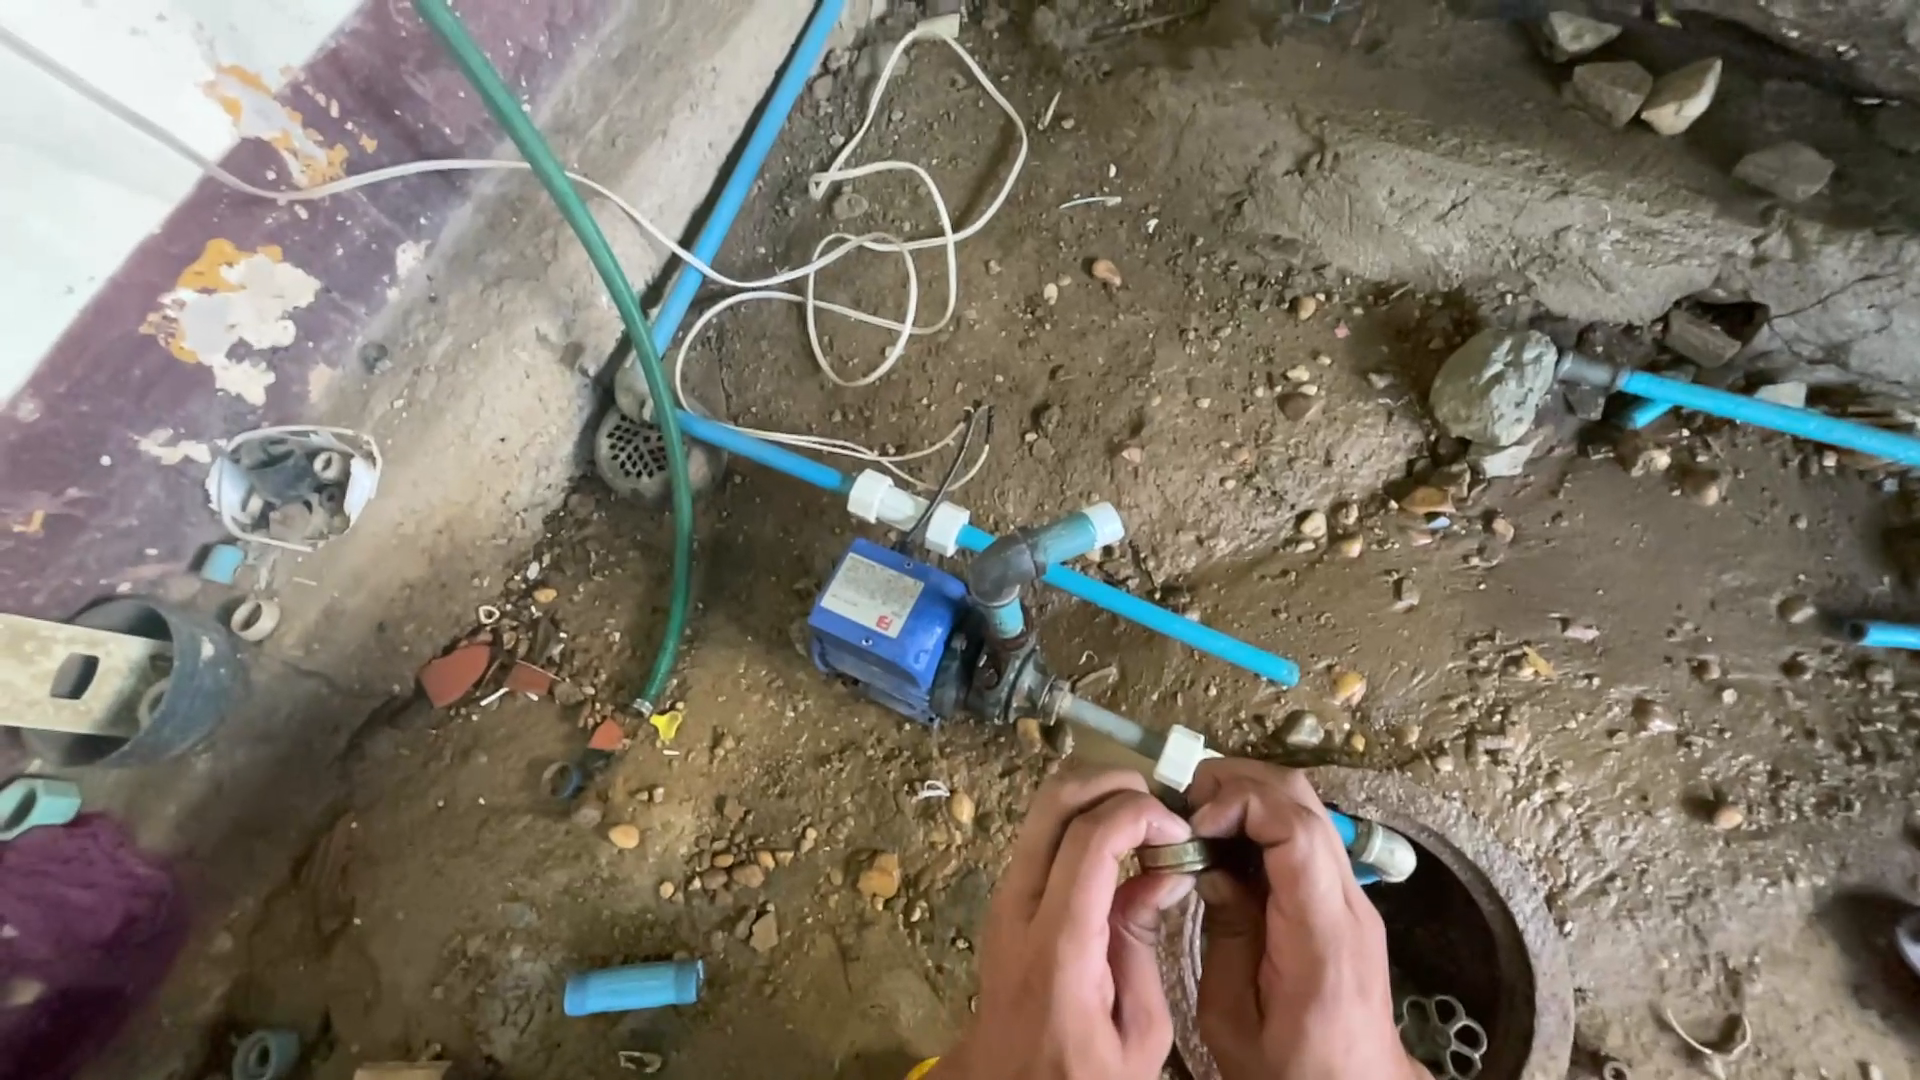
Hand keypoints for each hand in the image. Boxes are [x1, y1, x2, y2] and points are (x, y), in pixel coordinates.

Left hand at [933, 767, 1194, 1079]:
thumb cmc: (1079, 1072)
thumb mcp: (1138, 1034)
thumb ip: (1146, 944)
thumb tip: (1166, 869)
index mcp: (1057, 946)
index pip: (1089, 839)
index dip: (1138, 814)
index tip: (1178, 830)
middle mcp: (1020, 902)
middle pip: (1054, 801)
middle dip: (1111, 781)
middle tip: (1159, 804)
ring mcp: (1005, 890)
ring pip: (1043, 805)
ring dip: (1096, 793)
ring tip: (1143, 817)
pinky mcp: (1007, 889)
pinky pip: (1043, 829)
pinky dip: (1082, 813)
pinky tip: (1118, 837)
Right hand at [1187, 759, 1429, 1079]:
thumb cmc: (1291, 1073)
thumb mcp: (1232, 1019)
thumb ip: (1223, 936)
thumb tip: (1211, 869)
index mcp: (1322, 935)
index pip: (1297, 829)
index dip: (1241, 804)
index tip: (1194, 824)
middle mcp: (1349, 902)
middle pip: (1302, 799)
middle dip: (1237, 783)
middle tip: (1186, 807)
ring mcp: (1352, 894)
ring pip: (1303, 803)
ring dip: (1246, 793)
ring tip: (1199, 818)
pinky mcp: (1341, 896)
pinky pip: (1301, 829)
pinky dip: (1257, 815)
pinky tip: (1223, 840)